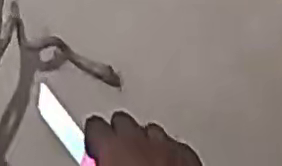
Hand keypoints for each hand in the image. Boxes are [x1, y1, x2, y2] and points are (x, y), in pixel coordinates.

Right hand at [86, 112, 202, 165]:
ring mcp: (165, 145)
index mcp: (112, 147)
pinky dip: (168, 156)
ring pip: (150, 133)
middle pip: (122, 122)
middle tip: (119, 160)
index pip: (95, 126)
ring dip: (145, 146)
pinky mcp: (187, 156)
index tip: (95, 151)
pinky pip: (173, 147)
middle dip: (120, 138)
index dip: (94, 140)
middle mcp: (138, 138)